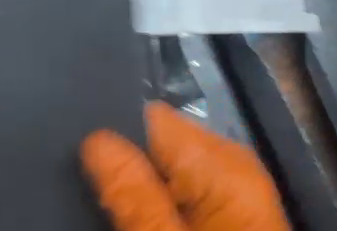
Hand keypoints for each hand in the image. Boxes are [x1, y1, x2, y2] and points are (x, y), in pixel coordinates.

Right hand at [81, 102, 288, 230]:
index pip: (150, 117)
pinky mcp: (239, 217)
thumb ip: (132, 193)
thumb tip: (95, 138)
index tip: (94, 173)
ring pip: (173, 170)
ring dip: (146, 192)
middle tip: (113, 210)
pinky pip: (190, 192)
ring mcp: (241, 194)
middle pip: (162, 141)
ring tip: (133, 223)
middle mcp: (236, 168)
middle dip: (132, 168)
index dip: (115, 139)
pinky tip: (155, 227)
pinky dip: (168, 209)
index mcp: (224, 164)